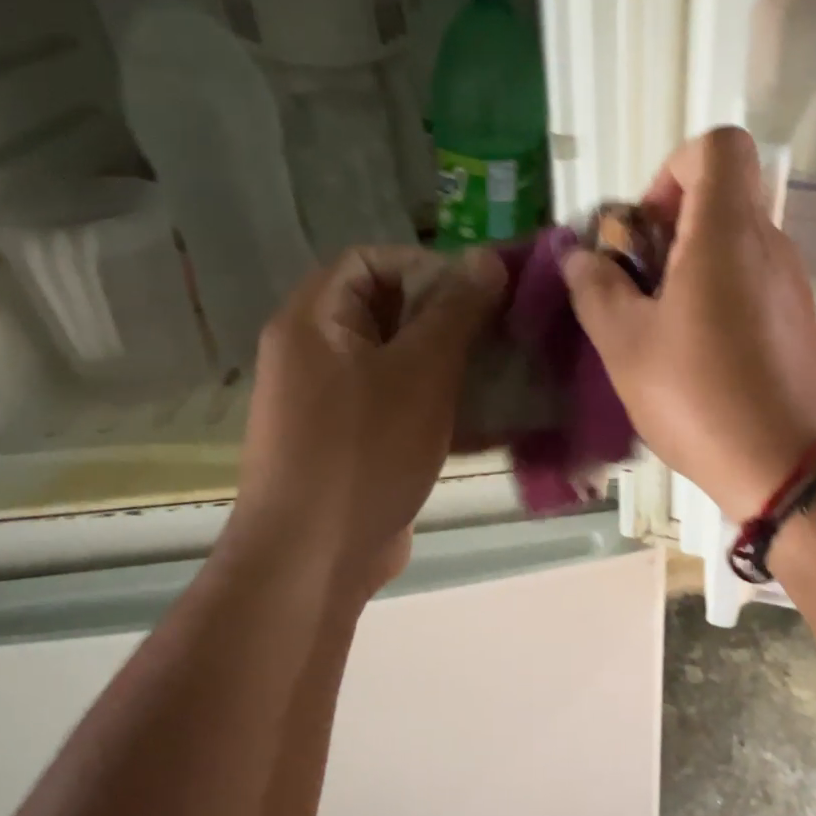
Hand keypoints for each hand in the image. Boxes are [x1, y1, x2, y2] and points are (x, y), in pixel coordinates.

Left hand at [229, 246, 506, 594]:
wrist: (314, 558)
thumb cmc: (365, 451)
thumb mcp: (421, 371)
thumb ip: (456, 310)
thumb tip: (486, 258)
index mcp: (314, 320)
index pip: (370, 260)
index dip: (426, 268)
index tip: (477, 298)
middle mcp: (314, 352)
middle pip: (387, 309)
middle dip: (448, 319)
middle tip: (499, 337)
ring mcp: (330, 401)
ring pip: (399, 360)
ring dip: (450, 364)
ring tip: (501, 377)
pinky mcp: (351, 441)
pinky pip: (398, 403)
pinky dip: (437, 403)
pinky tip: (484, 421)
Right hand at [564, 127, 815, 518]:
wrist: (792, 469)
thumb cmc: (701, 397)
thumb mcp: (626, 345)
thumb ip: (597, 288)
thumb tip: (583, 258)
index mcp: (728, 232)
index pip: (719, 146)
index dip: (672, 168)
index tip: (644, 228)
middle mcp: (771, 245)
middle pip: (723, 196)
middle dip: (669, 226)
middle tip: (637, 285)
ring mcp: (792, 284)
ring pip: (736, 243)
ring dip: (690, 266)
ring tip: (658, 328)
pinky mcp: (800, 321)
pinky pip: (753, 282)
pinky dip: (718, 295)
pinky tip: (695, 355)